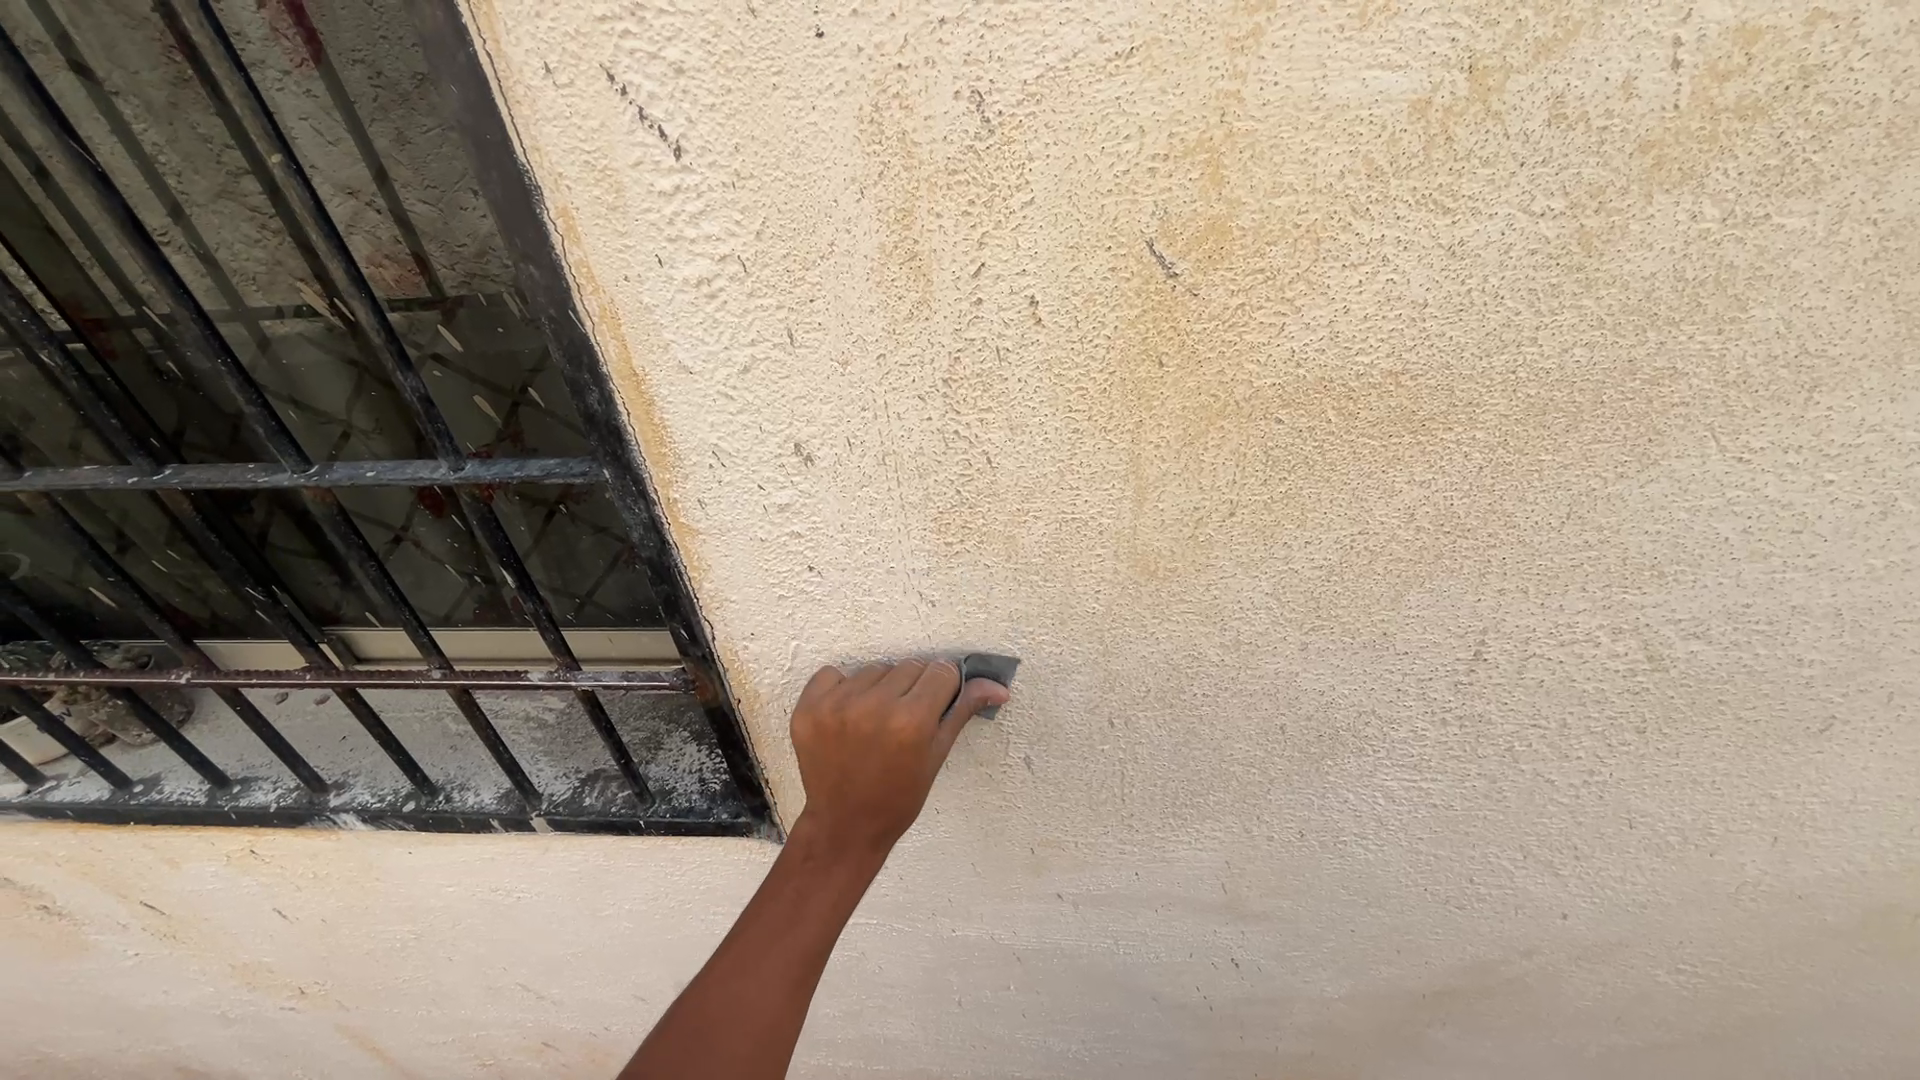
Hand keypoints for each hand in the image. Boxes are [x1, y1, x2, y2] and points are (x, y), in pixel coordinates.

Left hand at [789, 658, 1009, 856]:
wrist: (845, 825)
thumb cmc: (897, 796)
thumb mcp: (936, 755)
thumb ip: (962, 711)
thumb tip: (997, 687)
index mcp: (911, 721)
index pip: (941, 671)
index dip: (943, 687)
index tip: (936, 704)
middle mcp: (873, 707)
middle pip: (910, 666)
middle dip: (914, 688)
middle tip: (906, 720)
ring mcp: (836, 706)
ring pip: (875, 669)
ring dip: (880, 688)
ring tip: (876, 722)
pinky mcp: (809, 708)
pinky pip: (833, 674)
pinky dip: (843, 688)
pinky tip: (848, 716)